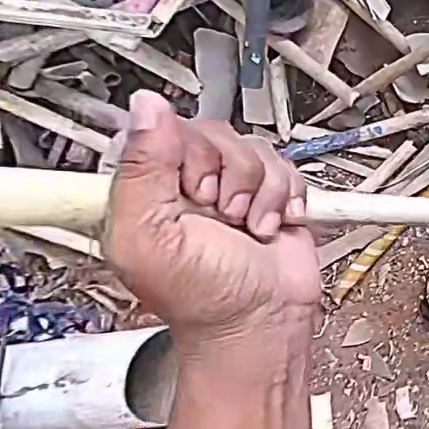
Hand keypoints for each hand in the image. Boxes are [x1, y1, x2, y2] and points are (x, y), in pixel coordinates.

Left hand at [106, 92, 320, 373]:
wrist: (264, 322)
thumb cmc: (204, 298)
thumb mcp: (150, 238)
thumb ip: (140, 170)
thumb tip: (145, 107)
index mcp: (149, 190)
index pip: (165, 131)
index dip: (188, 154)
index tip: (193, 191)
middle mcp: (191, 183)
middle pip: (217, 135)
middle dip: (231, 175)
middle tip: (224, 213)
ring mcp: (235, 189)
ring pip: (256, 149)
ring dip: (263, 191)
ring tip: (252, 225)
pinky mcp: (273, 196)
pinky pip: (287, 167)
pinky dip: (287, 195)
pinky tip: (275, 223)